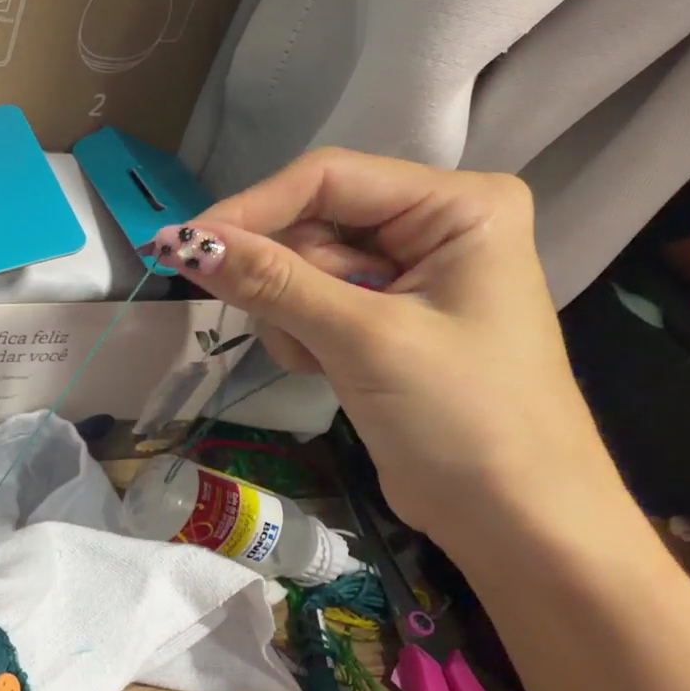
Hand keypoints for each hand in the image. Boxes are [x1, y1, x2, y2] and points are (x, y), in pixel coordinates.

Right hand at [143, 148, 628, 553]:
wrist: (510, 511)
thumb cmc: (460, 415)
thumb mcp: (361, 339)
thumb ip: (272, 283)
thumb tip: (183, 244)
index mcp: (457, 205)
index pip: (328, 179)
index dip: (250, 210)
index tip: (180, 247)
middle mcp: (434, 227)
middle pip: (312, 225)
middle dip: (283, 280)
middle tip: (291, 336)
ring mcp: (409, 276)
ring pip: (302, 270)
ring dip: (290, 317)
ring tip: (321, 364)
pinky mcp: (385, 320)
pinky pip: (312, 307)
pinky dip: (301, 337)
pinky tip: (324, 372)